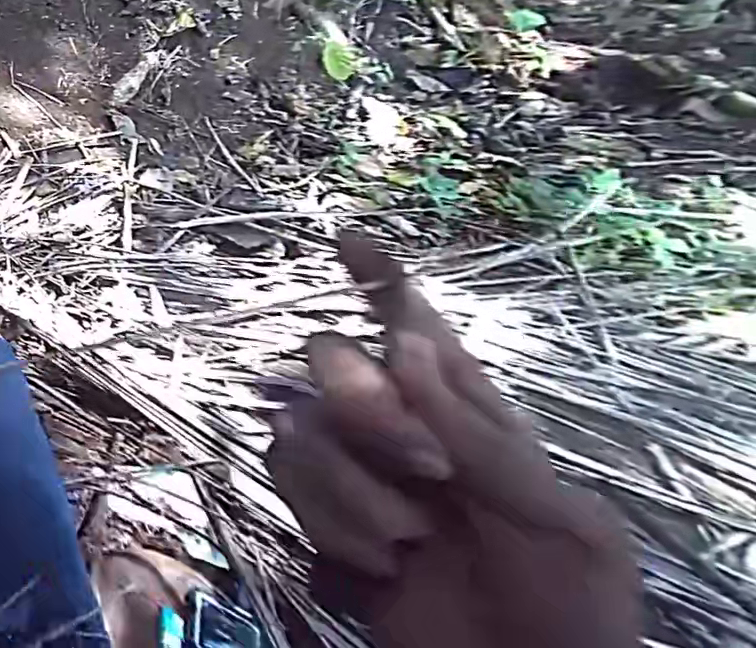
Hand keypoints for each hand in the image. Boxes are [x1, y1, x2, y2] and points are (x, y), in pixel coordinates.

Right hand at [267, 235, 640, 647]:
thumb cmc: (565, 607)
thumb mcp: (559, 524)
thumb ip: (480, 433)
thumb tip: (403, 344)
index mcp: (460, 407)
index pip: (411, 321)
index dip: (376, 277)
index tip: (347, 240)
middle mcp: (388, 414)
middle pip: (330, 357)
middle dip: (366, 409)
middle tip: (422, 467)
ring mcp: (342, 454)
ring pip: (298, 422)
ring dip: (355, 491)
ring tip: (410, 540)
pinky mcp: (308, 492)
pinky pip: (282, 470)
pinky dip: (331, 520)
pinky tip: (377, 559)